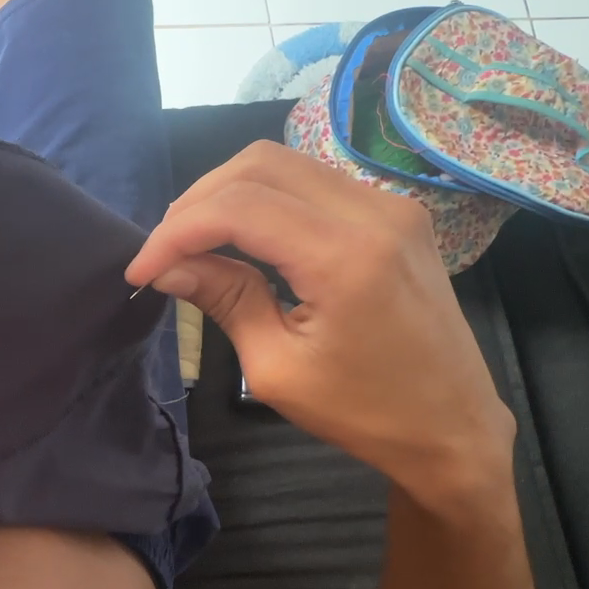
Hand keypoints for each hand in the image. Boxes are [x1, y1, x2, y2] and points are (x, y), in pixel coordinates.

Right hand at [126, 142, 514, 507]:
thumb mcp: (275, 368)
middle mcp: (373, 211)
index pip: (239, 208)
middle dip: (195, 203)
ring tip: (190, 244)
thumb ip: (225, 302)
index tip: (140, 273)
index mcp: (344, 257)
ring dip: (226, 196)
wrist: (448, 424)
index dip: (175, 233)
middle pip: (260, 165)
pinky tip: (237, 238)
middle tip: (162, 253)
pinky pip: (312, 183)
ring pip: (286, 164)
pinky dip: (262, 201)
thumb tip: (169, 269)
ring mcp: (390, 205)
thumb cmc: (359, 411)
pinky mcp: (394, 214)